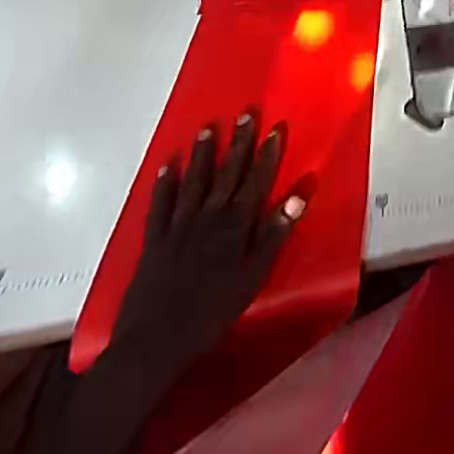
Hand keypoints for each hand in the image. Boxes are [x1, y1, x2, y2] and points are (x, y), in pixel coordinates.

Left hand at [109, 111, 304, 384]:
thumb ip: (275, 233)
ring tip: (208, 128)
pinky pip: (160, 202)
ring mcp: (179, 224)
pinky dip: (164, 182)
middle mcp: (208, 216)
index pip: (256, 181)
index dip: (267, 154)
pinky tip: (168, 164)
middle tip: (245, 115)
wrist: (158, 338)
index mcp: (236, 225)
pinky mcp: (155, 237)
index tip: (275, 128)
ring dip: (203, 153)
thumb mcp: (255, 275)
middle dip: (239, 143)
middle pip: (227, 173)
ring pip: (194, 180)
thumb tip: (299, 195)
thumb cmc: (214, 310)